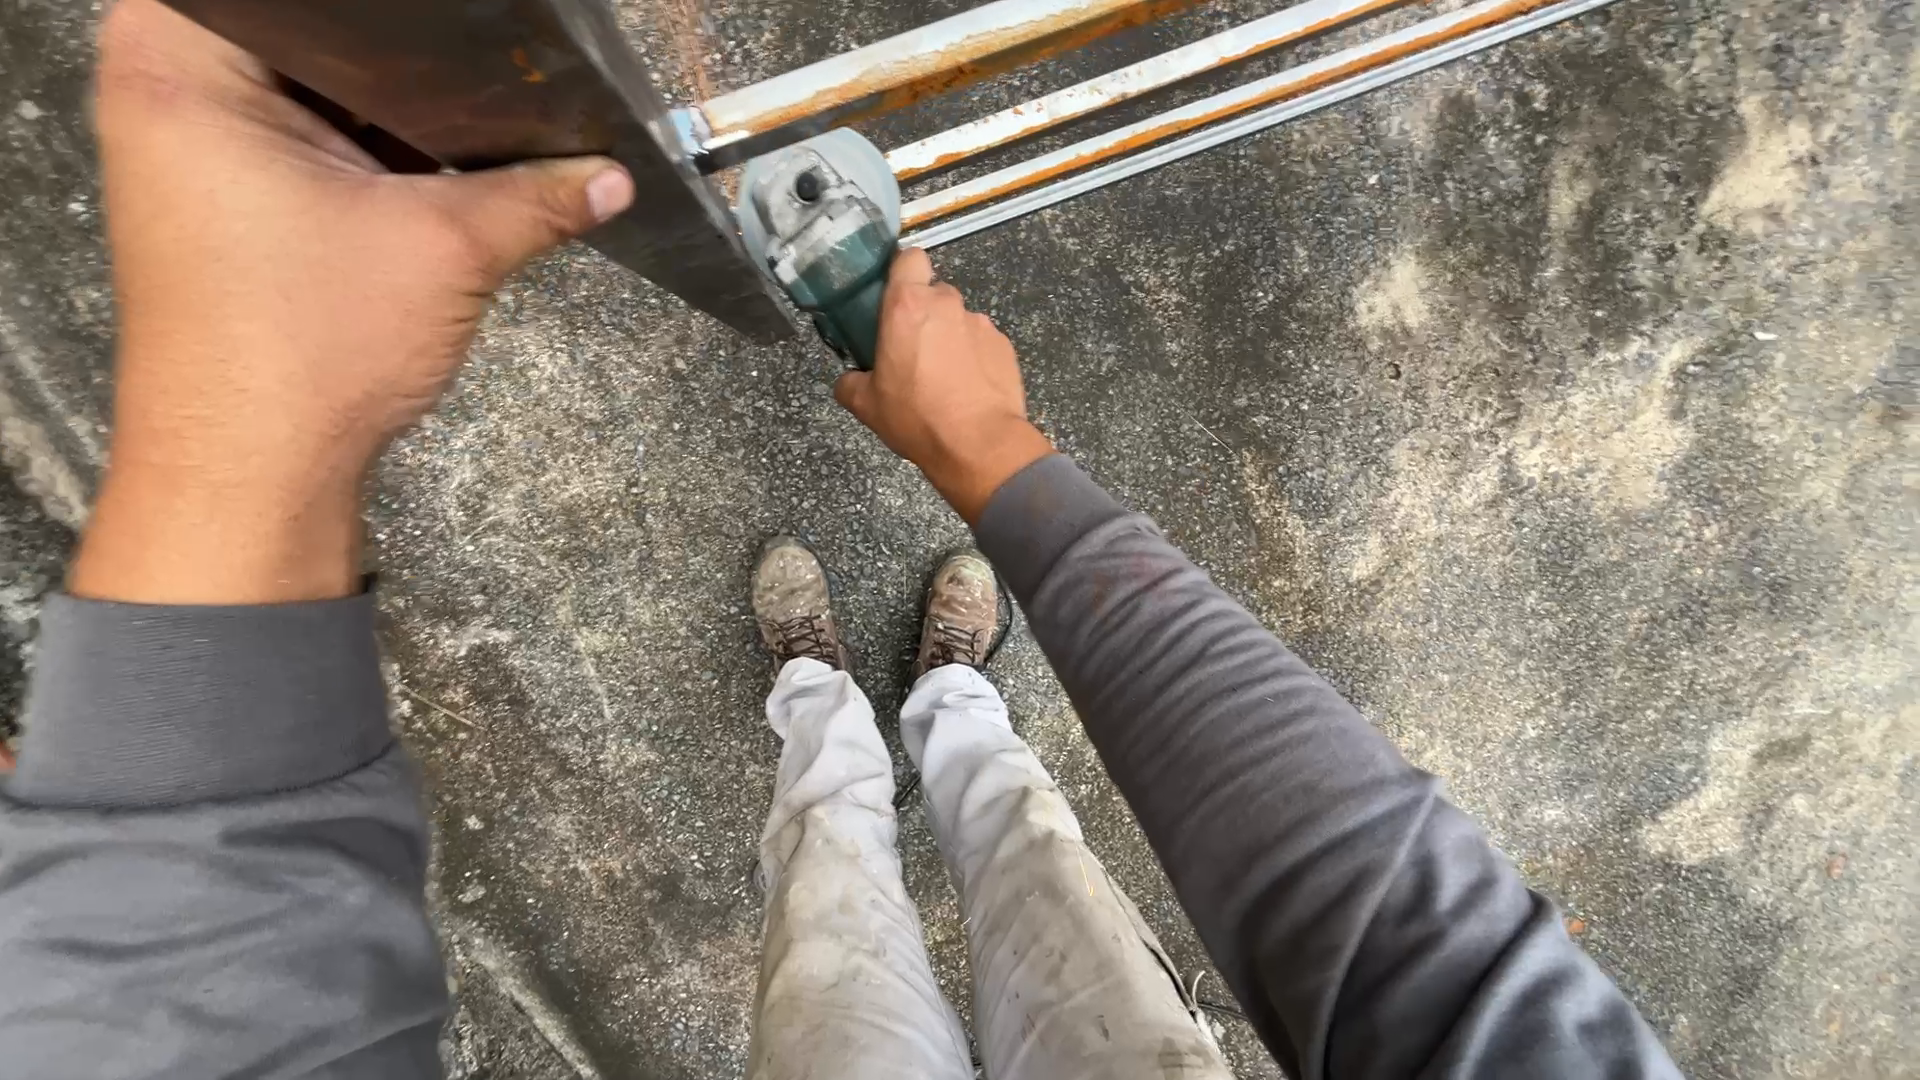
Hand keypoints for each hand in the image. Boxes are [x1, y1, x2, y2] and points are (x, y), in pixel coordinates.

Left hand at [68, 0, 633, 603]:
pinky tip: (465, 175)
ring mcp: (213, 148)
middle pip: (337, 48)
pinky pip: (338, 153)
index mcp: (186, 56)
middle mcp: (183, 86)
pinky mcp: (252, 202)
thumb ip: (537, 201)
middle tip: (520, 76)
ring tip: (507, 124)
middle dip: (433, 76)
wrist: (264, 459)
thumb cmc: (315, 340)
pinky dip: (399, 166)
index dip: (425, 25)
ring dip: (422, 127)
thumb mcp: (447, 249)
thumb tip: (616, 177)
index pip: (324, 3)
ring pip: (342, 104)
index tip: (502, 36)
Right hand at [834, 250, 1053, 523]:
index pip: (909, 258)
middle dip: (925, 316)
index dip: (904, 272)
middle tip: (914, 353)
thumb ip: (850, 383)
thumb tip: (849, 381)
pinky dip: (976, 359)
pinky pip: (983, 344)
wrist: (979, 444)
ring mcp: (981, 324)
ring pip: (960, 321)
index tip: (896, 297)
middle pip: (935, 294)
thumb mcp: (867, 406)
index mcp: (907, 306)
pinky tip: (969, 390)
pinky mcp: (1005, 347)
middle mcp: (947, 305)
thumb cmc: (919, 418)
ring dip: (951, 340)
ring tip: (945, 380)